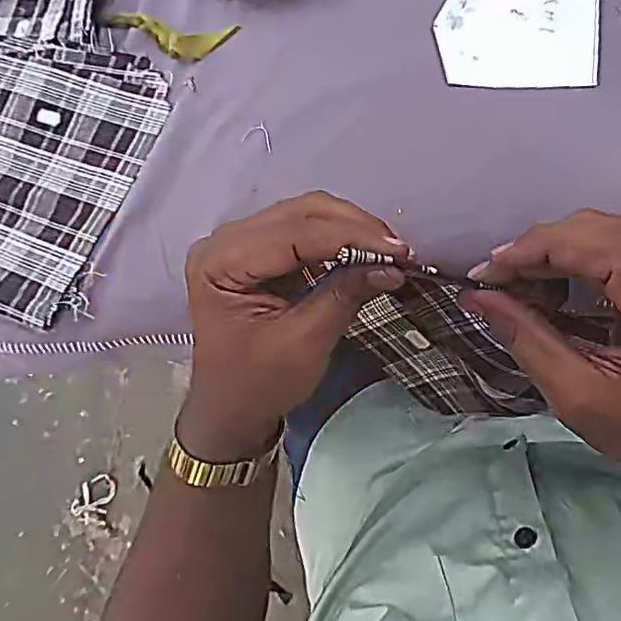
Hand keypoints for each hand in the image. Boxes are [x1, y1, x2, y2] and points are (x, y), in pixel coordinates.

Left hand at [179, 193, 406, 463]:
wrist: (232, 408)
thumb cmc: (258, 384)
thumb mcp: (304, 343)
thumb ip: (343, 296)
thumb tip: (391, 268)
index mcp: (221, 262)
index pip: (294, 233)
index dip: (351, 237)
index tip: (399, 252)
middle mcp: (226, 240)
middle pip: (302, 212)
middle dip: (356, 227)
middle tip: (398, 251)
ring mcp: (242, 242)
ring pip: (307, 214)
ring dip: (352, 229)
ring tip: (388, 253)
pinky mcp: (261, 251)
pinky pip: (306, 230)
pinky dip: (341, 239)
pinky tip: (366, 254)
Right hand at [463, 212, 620, 520]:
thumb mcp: (585, 404)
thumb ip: (533, 343)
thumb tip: (480, 296)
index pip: (617, 252)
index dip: (547, 247)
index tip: (491, 268)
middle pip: (618, 233)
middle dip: (547, 244)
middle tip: (498, 276)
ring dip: (563, 248)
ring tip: (519, 278)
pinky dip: (587, 255)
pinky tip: (557, 277)